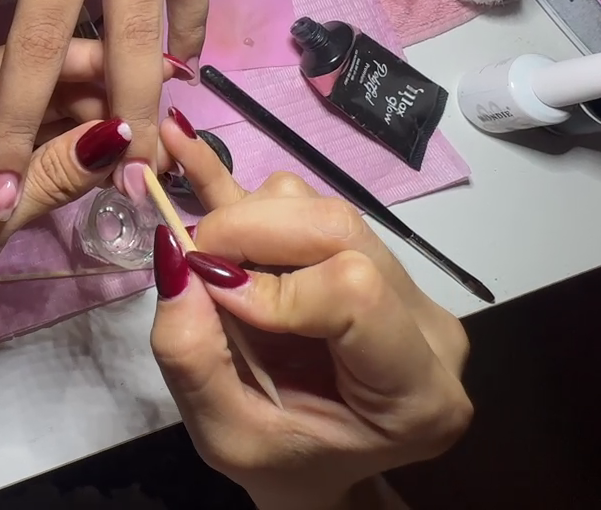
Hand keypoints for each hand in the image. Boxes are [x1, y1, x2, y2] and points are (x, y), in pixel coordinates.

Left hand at [0, 41, 183, 349]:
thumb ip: (51, 174)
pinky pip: (50, 158)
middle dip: (99, 102)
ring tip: (150, 150)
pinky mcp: (3, 181)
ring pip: (53, 125)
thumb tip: (124, 134)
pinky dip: (82, 164)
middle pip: (44, 89)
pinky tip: (120, 169)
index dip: (80, 59)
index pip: (21, 61)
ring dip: (97, 135)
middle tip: (156, 125)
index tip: (140, 65)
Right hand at [149, 117, 471, 509]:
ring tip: (212, 260)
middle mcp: (424, 321)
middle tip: (195, 261)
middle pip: (333, 226)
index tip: (215, 301)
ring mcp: (396, 277)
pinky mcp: (353, 246)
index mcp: (414, 388)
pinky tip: (180, 136)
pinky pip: (294, 193)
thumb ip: (194, 359)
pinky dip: (229, 172)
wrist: (313, 464)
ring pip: (311, 204)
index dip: (271, 286)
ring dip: (244, 219)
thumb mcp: (226, 437)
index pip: (353, 290)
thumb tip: (176, 263)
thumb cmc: (282, 464)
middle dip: (245, 231)